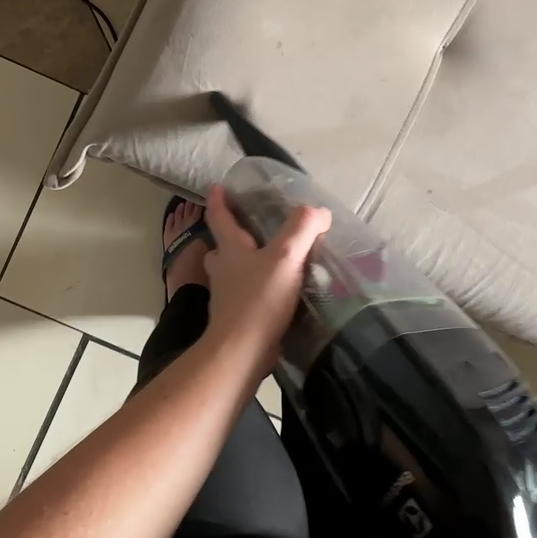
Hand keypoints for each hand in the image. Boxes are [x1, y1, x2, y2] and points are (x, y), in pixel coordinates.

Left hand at [200, 184, 331, 373]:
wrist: (241, 351)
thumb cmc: (258, 299)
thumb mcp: (286, 257)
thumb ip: (302, 229)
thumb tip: (319, 211)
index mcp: (230, 249)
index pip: (219, 216)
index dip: (218, 199)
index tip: (217, 186)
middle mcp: (223, 268)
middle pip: (223, 245)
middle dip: (232, 233)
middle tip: (250, 225)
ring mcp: (227, 295)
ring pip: (232, 270)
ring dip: (245, 262)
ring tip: (269, 259)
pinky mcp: (236, 317)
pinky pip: (245, 294)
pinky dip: (256, 287)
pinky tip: (277, 293)